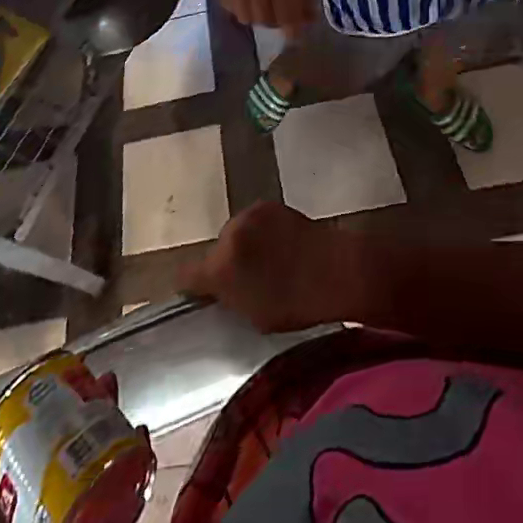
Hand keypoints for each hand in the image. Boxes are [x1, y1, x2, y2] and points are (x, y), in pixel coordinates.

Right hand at [178, 202, 364, 332]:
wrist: (336, 271)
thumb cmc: (298, 305)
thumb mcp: (256, 317)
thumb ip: (230, 301)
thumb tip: (220, 292)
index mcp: (220, 269)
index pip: (186, 275)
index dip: (191, 285)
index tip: (201, 291)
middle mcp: (227, 237)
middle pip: (216, 251)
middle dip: (227, 262)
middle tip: (249, 277)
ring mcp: (247, 217)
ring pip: (235, 234)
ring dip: (245, 244)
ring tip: (270, 259)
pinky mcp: (266, 205)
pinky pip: (254, 221)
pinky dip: (262, 231)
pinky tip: (281, 243)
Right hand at [214, 0, 319, 30]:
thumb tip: (308, 17)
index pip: (288, 16)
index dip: (296, 28)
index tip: (302, 28)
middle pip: (266, 20)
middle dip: (279, 21)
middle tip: (286, 12)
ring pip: (246, 16)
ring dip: (259, 16)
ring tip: (267, 5)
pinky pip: (230, 6)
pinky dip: (241, 7)